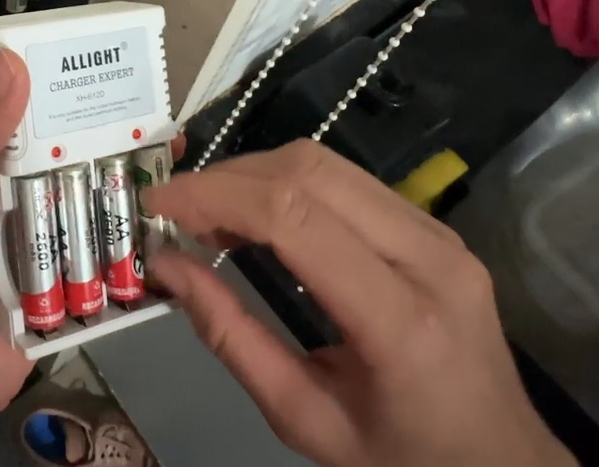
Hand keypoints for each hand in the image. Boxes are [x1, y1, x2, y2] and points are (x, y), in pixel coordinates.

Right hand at [142, 141, 573, 466]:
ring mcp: (440, 235)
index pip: (294, 219)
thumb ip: (231, 338)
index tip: (158, 204)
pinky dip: (285, 181)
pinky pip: (346, 178)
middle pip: (308, 172)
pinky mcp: (434, 227)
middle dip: (226, 178)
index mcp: (403, 321)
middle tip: (177, 209)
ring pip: (325, 162)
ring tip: (209, 214)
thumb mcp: (306, 422)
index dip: (215, 197)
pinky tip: (257, 214)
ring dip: (253, 173)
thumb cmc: (404, 461)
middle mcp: (430, 258)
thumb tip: (166, 266)